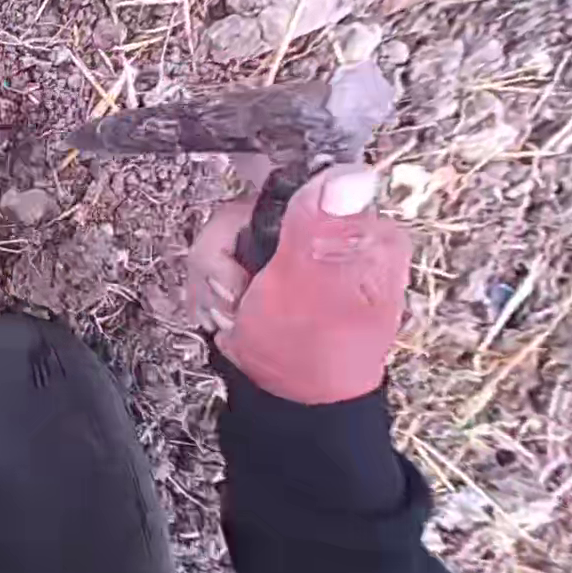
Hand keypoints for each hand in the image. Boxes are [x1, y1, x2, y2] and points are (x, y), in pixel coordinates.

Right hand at [189, 164, 410, 404]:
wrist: (281, 399)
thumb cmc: (305, 353)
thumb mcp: (310, 290)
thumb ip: (321, 231)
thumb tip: (350, 174)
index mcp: (359, 229)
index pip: (293, 180)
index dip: (256, 213)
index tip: (249, 253)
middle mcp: (327, 230)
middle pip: (247, 204)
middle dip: (225, 253)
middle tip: (238, 292)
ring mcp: (293, 247)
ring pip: (224, 229)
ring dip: (214, 274)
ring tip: (233, 309)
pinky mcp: (265, 263)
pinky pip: (217, 251)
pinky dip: (212, 282)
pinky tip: (227, 308)